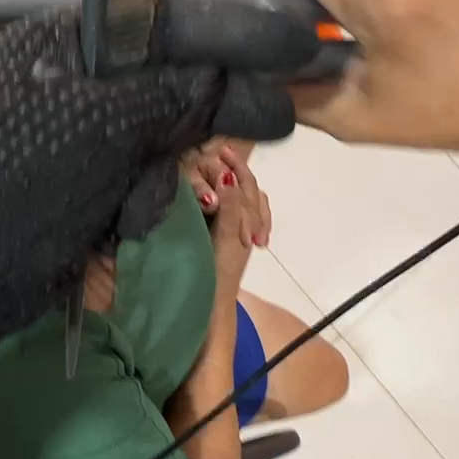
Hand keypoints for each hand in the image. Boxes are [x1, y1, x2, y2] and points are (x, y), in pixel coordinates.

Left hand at [0, 10, 314, 411]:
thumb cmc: (23, 190)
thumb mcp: (100, 129)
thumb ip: (166, 95)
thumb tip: (221, 77)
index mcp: (51, 47)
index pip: (150, 31)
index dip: (208, 54)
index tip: (263, 80)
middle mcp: (53, 85)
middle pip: (152, 97)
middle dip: (162, 147)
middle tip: (159, 178)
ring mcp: (57, 141)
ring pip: (141, 152)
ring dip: (139, 194)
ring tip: (111, 221)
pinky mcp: (61, 189)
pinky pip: (120, 191)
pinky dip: (120, 216)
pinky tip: (99, 237)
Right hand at [210, 150, 269, 292]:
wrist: (212, 309)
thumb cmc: (218, 274)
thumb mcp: (225, 237)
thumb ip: (228, 207)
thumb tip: (226, 175)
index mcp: (246, 220)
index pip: (245, 185)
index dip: (234, 166)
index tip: (219, 149)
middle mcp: (244, 225)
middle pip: (245, 190)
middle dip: (235, 170)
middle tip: (219, 152)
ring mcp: (234, 235)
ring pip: (239, 202)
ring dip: (231, 184)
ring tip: (217, 169)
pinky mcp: (222, 244)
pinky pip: (228, 215)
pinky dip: (224, 202)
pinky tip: (212, 199)